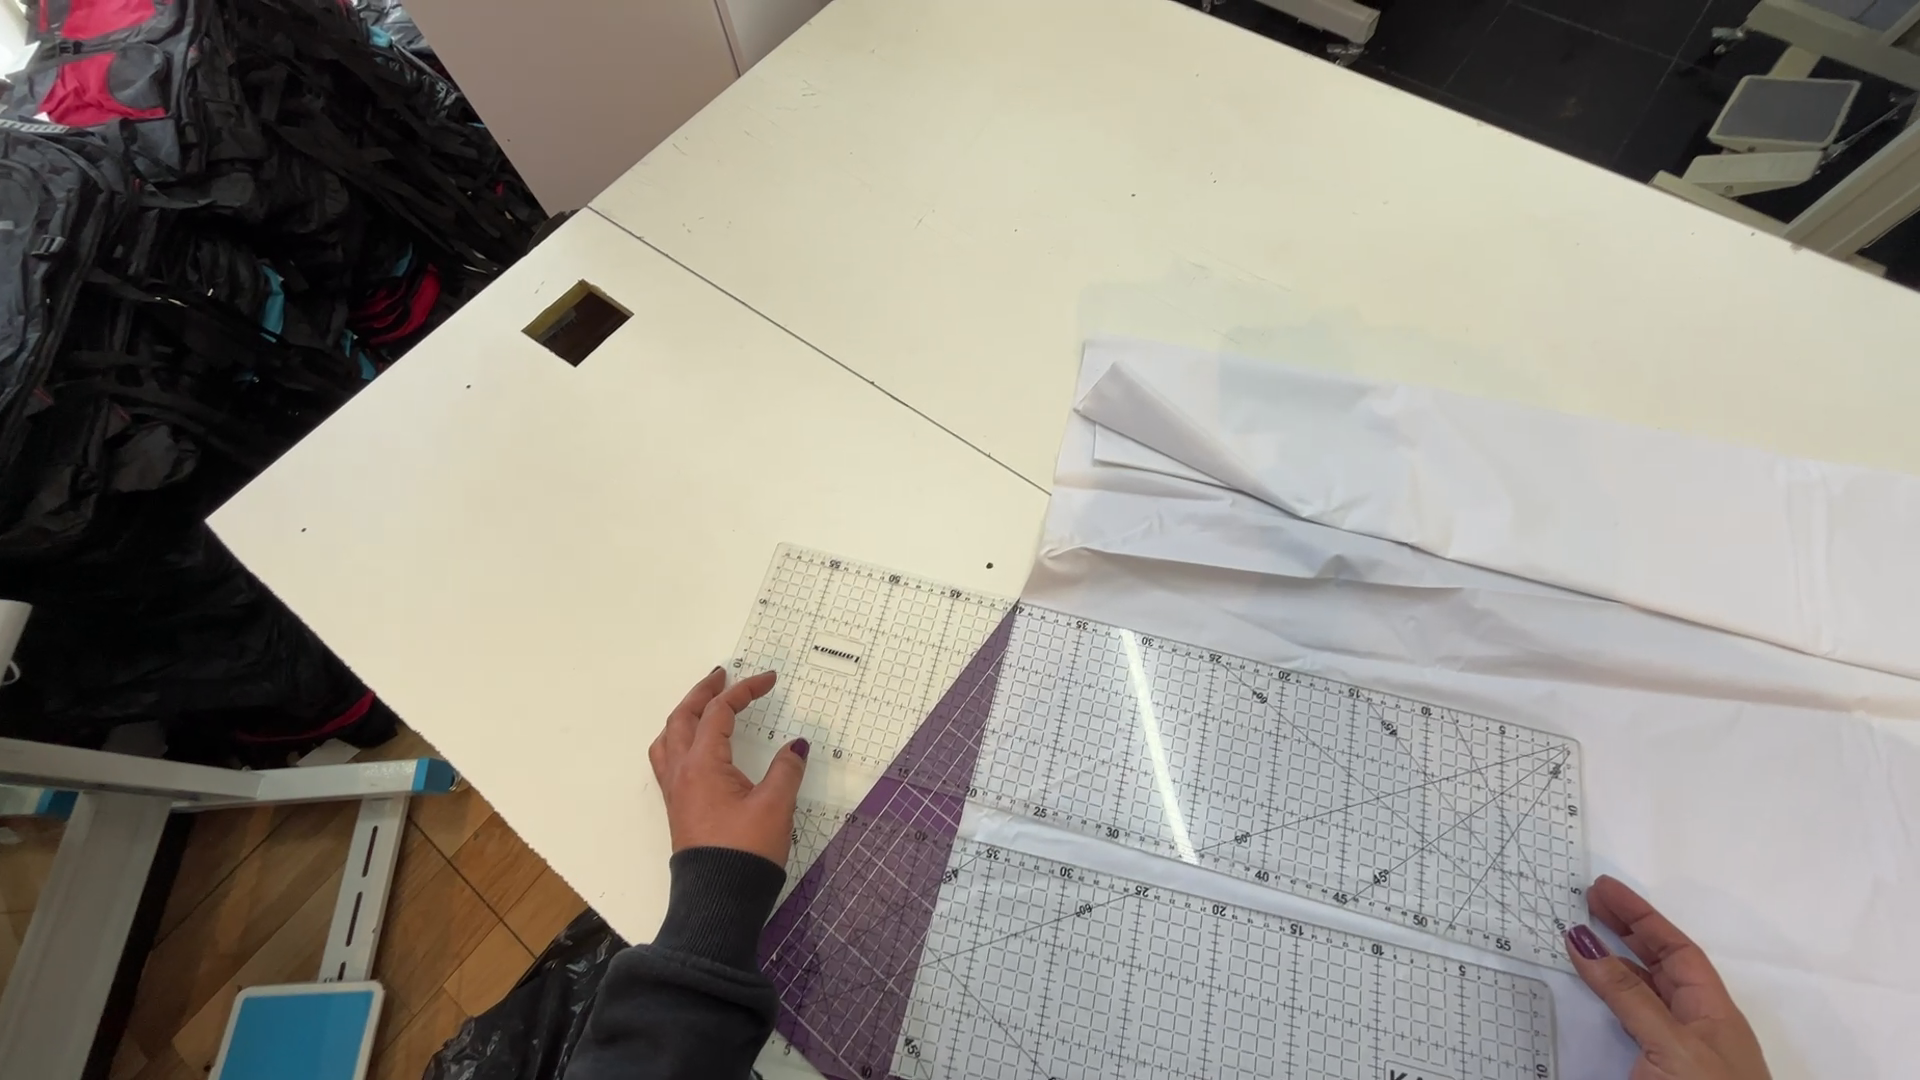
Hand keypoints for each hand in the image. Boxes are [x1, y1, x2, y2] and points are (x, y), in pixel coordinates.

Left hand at [648, 667, 808, 866]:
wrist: (718, 902)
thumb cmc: (746, 850)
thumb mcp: (775, 806)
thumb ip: (786, 769)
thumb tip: (796, 747)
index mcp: (702, 765)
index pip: (719, 713)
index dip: (744, 691)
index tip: (769, 679)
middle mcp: (682, 773)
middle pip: (682, 718)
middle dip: (703, 692)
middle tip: (722, 675)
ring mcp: (676, 793)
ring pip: (669, 739)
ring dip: (685, 715)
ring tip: (704, 705)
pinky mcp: (680, 809)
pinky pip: (670, 759)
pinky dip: (681, 739)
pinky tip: (698, 746)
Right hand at [1565, 876, 1770, 1079]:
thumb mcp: (1670, 1044)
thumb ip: (1626, 992)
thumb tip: (1580, 936)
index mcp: (1714, 1014)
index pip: (1678, 951)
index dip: (1642, 915)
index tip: (1602, 886)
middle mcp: (1697, 1024)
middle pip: (1662, 963)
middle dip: (1627, 927)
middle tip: (1587, 898)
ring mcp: (1676, 1045)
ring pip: (1644, 986)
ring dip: (1614, 955)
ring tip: (1582, 932)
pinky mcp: (1652, 1064)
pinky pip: (1627, 1009)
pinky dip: (1605, 986)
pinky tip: (1589, 981)